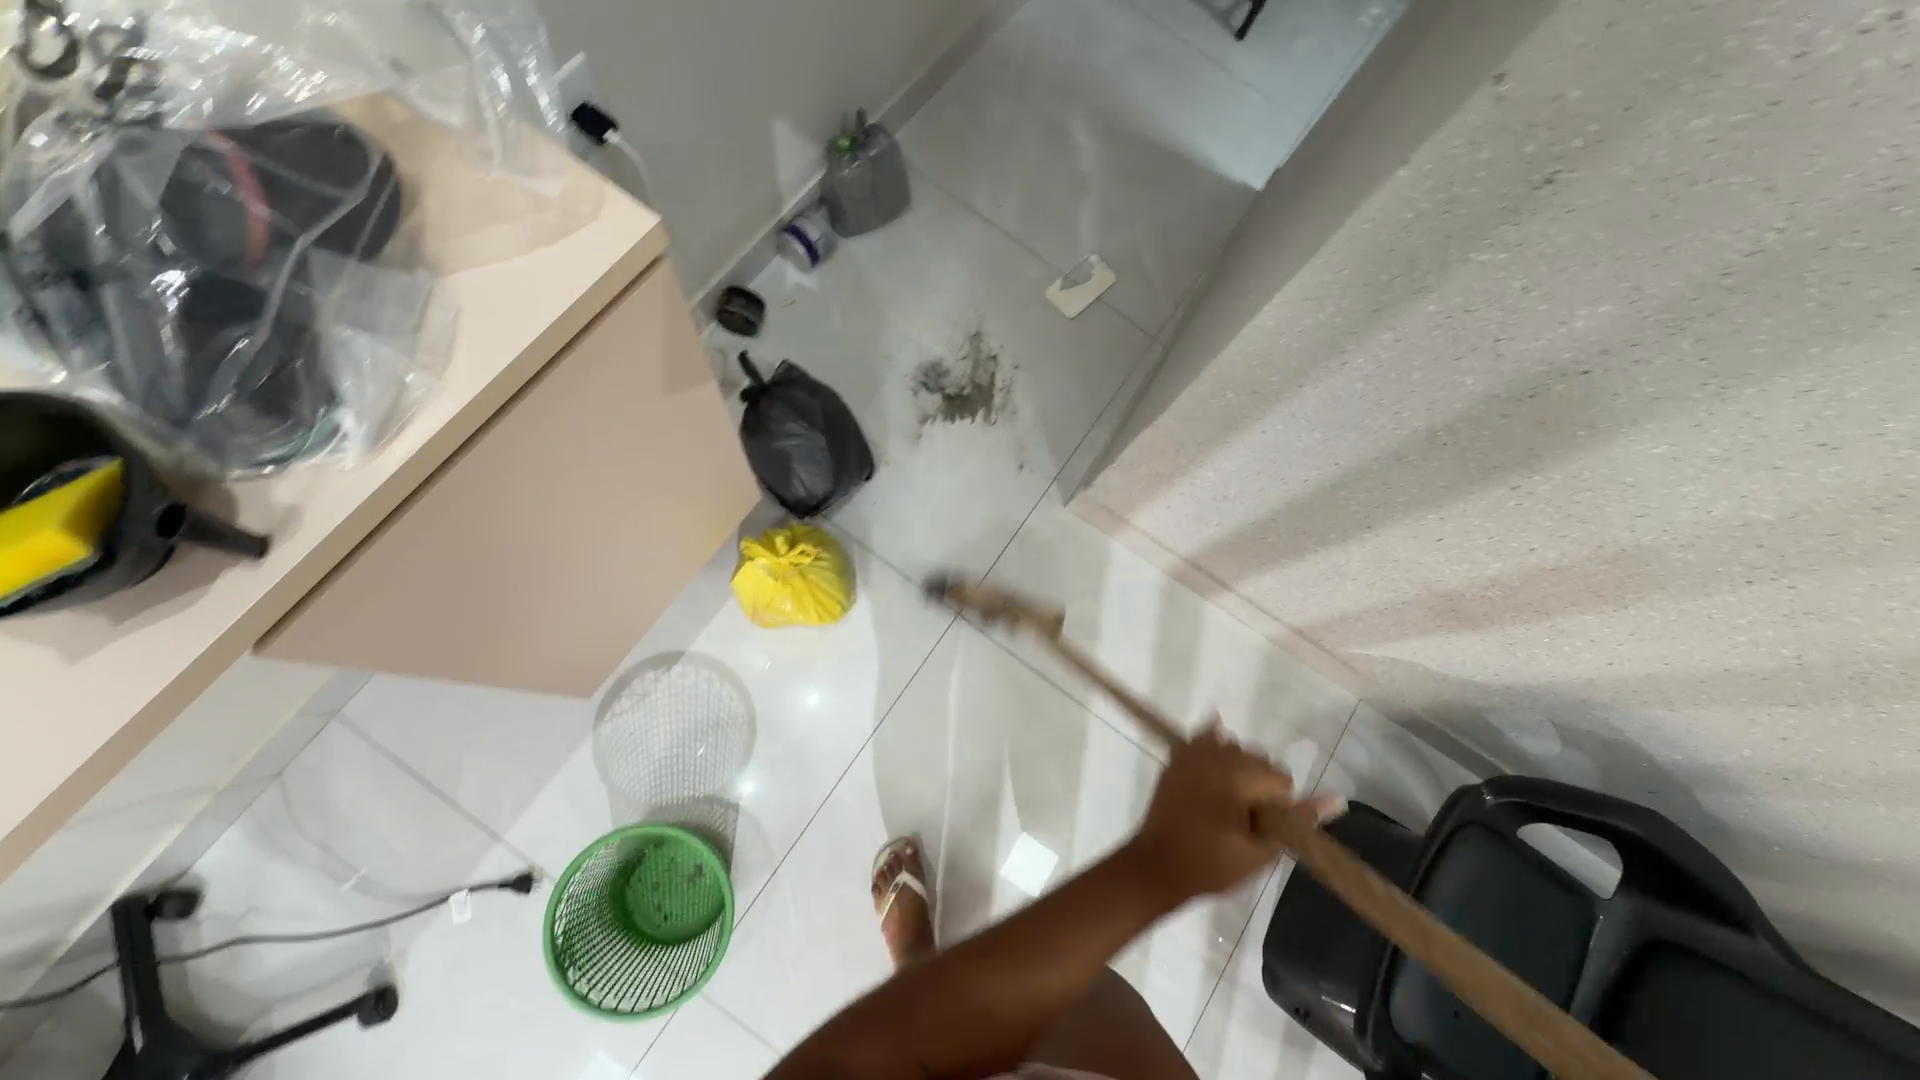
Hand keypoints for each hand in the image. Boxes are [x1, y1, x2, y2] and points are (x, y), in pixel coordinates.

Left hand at [1124, 722, 1344, 903]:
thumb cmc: (1210, 864)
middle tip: (1245, 818)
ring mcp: (1191, 753)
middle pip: (1258, 759)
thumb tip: (1338, 799)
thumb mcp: (1261, 850)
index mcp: (1238, 775)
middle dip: (1259, 784)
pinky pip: (1201, 738)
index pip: (1280, 779)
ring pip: (1233, 748)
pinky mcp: (1175, 759)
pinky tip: (1214, 761)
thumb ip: (1298, 820)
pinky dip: (1211, 745)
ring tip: (1227, 802)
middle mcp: (1216, 754)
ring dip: (1238, 768)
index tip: (1261, 828)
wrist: (1156, 867)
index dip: (1278, 806)